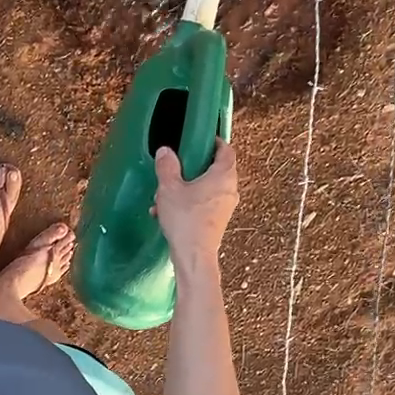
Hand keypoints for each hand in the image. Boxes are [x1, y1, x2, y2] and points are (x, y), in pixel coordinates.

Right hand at [153, 141, 237, 277]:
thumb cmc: (185, 220)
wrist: (194, 255)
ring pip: (207, 188)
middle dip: (195, 167)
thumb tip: (165, 151)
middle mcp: (229, 190)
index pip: (226, 150)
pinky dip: (189, 202)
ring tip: (166, 194)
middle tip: (178, 166)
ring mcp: (225, 206)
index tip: (201, 139)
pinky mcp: (218, 220)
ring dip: (188, 187)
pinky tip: (168, 211)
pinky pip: (204, 204)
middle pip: (216, 169)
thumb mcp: (169, 188)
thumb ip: (167, 167)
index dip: (215, 142)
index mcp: (223, 175)